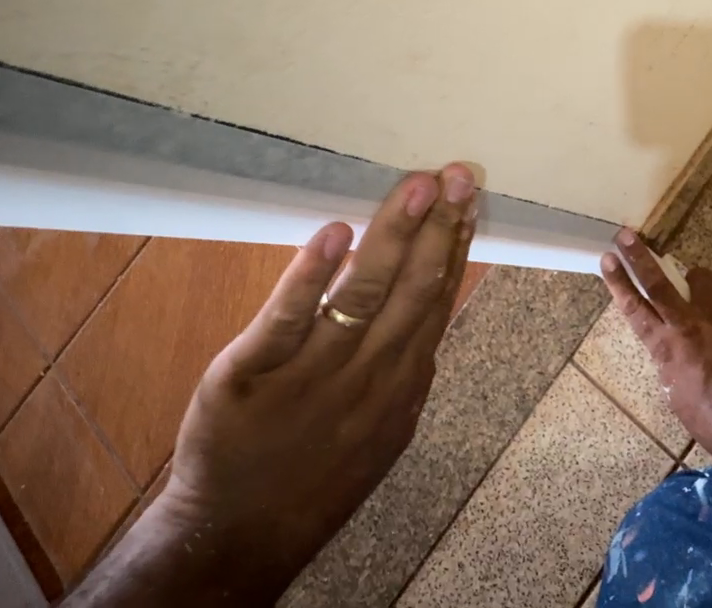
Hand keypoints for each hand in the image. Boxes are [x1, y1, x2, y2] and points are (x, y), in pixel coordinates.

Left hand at [70, 164, 477, 606]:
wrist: (241, 537)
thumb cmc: (319, 473)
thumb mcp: (385, 426)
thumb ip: (408, 363)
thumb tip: (433, 301)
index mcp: (404, 379)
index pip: (439, 297)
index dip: (457, 244)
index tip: (470, 198)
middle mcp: (371, 373)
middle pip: (415, 289)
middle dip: (439, 227)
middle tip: (458, 174)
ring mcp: (313, 376)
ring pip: (363, 294)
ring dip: (393, 236)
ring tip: (416, 188)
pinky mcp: (250, 378)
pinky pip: (286, 321)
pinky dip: (311, 276)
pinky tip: (333, 234)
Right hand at [602, 229, 711, 461]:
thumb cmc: (707, 420)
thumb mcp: (674, 393)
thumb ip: (668, 360)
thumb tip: (669, 345)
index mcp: (666, 346)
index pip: (635, 307)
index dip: (618, 282)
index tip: (607, 258)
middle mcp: (690, 325)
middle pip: (659, 282)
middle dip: (639, 256)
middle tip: (626, 235)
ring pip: (704, 279)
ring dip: (696, 279)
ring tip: (695, 287)